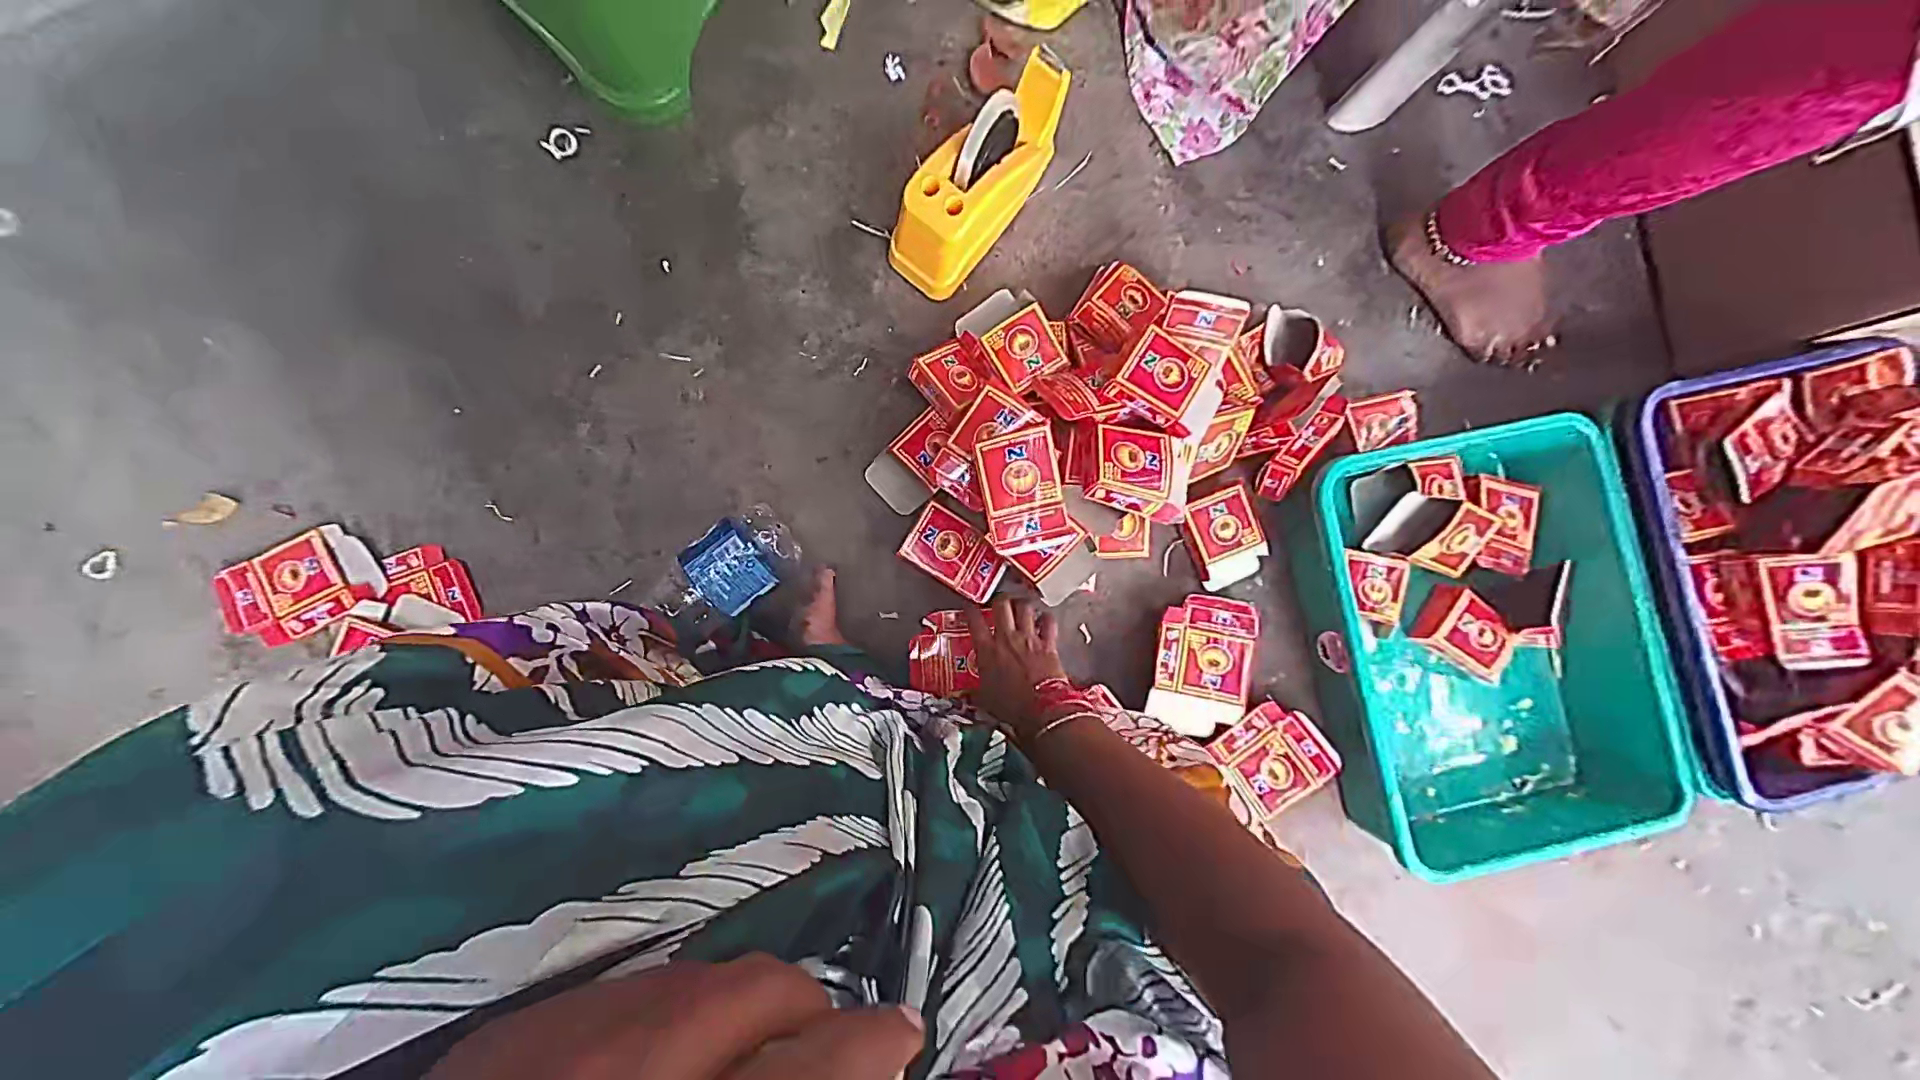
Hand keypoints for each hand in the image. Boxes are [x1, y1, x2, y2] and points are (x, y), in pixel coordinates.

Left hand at [425, 954, 922, 1079]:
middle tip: (829, 1046)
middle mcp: (632, 1064)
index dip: (869, 1045)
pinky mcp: (516, 1033)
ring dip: (750, 1003)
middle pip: (763, 993)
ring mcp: (565, 1039)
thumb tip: (840, 1060)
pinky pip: (639, 986)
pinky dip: (679, 1006)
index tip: (904, 1032)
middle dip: (814, 1012)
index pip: (806, 1062)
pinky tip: (669, 1046)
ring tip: (755, 1042)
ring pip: (705, 976)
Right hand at [964, 597, 1069, 741]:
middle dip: (999, 600)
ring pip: (1024, 607)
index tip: (968, 605)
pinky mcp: (1048, 644)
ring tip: (1021, 606)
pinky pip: (1048, 622)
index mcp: (987, 651)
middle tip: (999, 603)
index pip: (974, 621)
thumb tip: (967, 696)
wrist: (1041, 711)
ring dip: (1022, 604)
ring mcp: (1029, 639)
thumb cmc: (1011, 707)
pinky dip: (1046, 618)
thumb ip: (975, 693)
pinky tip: (1044, 619)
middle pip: (1001, 605)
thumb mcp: (985, 700)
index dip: (969, 609)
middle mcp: (1007, 638)